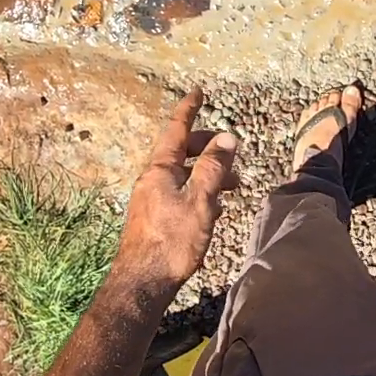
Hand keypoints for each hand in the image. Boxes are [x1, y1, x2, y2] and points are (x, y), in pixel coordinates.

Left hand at [112, 90, 240, 296]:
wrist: (142, 283)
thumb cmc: (172, 241)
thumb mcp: (200, 200)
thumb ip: (213, 167)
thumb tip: (226, 137)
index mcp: (160, 169)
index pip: (176, 129)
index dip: (189, 109)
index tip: (198, 92)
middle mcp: (152, 179)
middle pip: (180, 151)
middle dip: (207, 146)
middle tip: (230, 150)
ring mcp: (151, 199)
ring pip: (182, 174)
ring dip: (207, 172)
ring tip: (233, 184)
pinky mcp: (154, 218)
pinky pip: (179, 192)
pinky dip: (199, 190)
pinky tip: (214, 208)